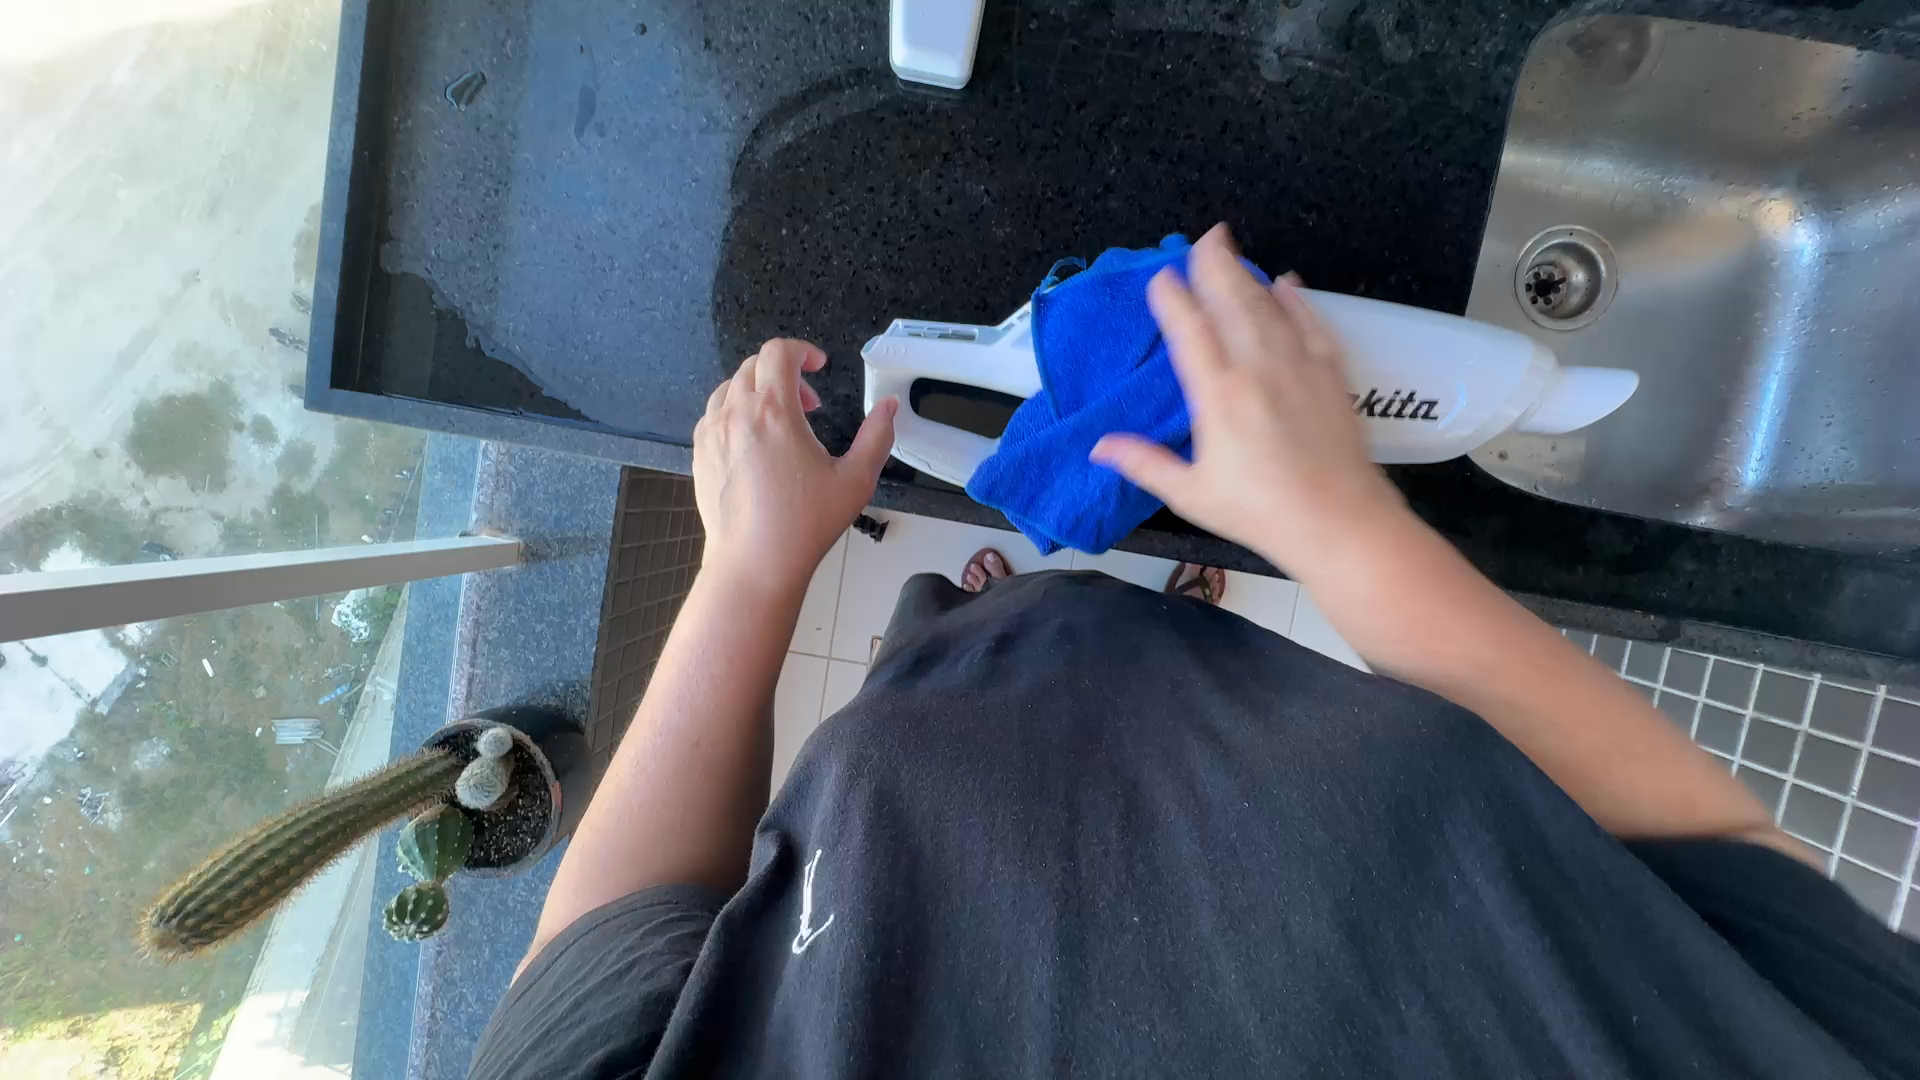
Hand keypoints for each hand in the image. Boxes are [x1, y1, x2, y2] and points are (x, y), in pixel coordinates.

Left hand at [694, 339, 897, 593]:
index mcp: (773, 412)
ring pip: (731, 387)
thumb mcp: (856, 480)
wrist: (754, 563)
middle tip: (809, 403)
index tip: (819, 366)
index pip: (779, 352)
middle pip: (754, 365)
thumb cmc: (804, 525)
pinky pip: (715, 415)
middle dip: (785, 373)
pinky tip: (756, 443)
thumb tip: (888, 407)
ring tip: (782, 422)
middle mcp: (736, 414)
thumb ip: (877, 436)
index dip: (803, 351)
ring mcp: (712, 434)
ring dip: (759, 391)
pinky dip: (737, 413)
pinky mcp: (701, 454)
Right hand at [1090, 224, 1412, 579]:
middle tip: (1206, 237)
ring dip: (1249, 276)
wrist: (1338, 523)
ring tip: (1233, 250)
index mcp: (1219, 396)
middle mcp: (1259, 370)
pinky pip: (1313, 326)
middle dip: (1216, 268)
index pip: (1191, 334)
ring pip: (1270, 309)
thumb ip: (1144, 463)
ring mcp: (1299, 368)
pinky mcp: (1332, 377)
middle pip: (1233, 305)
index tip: (1162, 276)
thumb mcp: (1190, 492)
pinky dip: (1299, 301)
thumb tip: (1100, 447)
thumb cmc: (1258, 511)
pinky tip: (1289, 283)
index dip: (1174, 302)